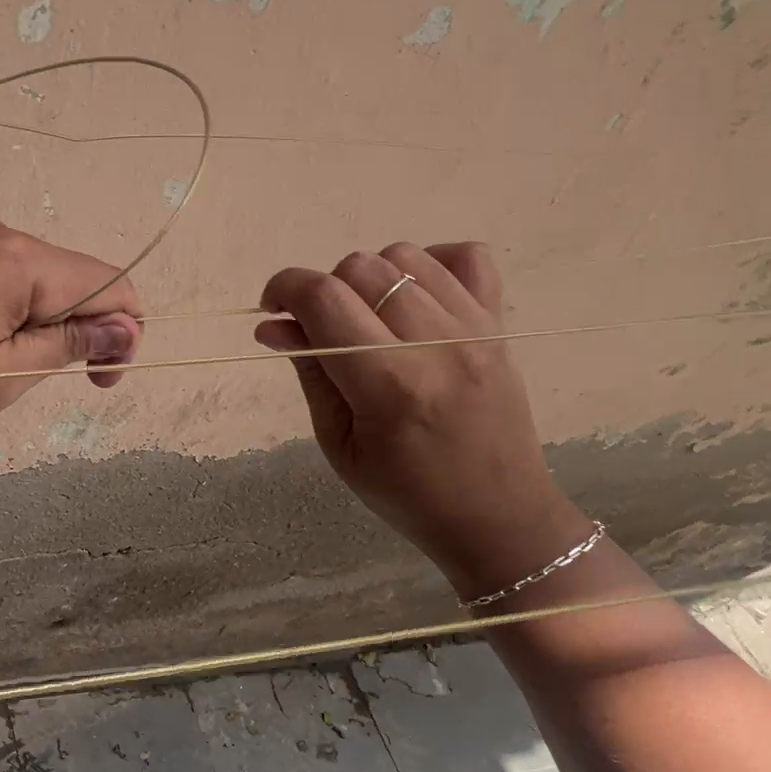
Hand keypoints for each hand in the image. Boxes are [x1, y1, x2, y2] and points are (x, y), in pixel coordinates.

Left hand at [0, 211, 143, 439]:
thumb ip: (68, 345)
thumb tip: (122, 327)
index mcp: (15, 257)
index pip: (108, 282)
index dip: (123, 334)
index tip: (98, 382)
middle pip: (62, 278)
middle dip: (66, 331)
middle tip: (21, 382)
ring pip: (19, 278)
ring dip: (22, 323)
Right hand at [255, 243, 592, 599]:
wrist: (497, 515)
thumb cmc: (405, 494)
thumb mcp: (339, 445)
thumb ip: (311, 375)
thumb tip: (273, 326)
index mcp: (389, 385)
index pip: (325, 300)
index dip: (284, 290)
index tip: (270, 312)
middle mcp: (436, 344)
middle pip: (360, 269)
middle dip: (322, 290)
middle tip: (317, 330)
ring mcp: (476, 329)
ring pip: (404, 256)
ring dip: (368, 278)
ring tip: (363, 318)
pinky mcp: (500, 325)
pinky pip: (467, 257)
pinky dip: (429, 264)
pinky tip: (411, 297)